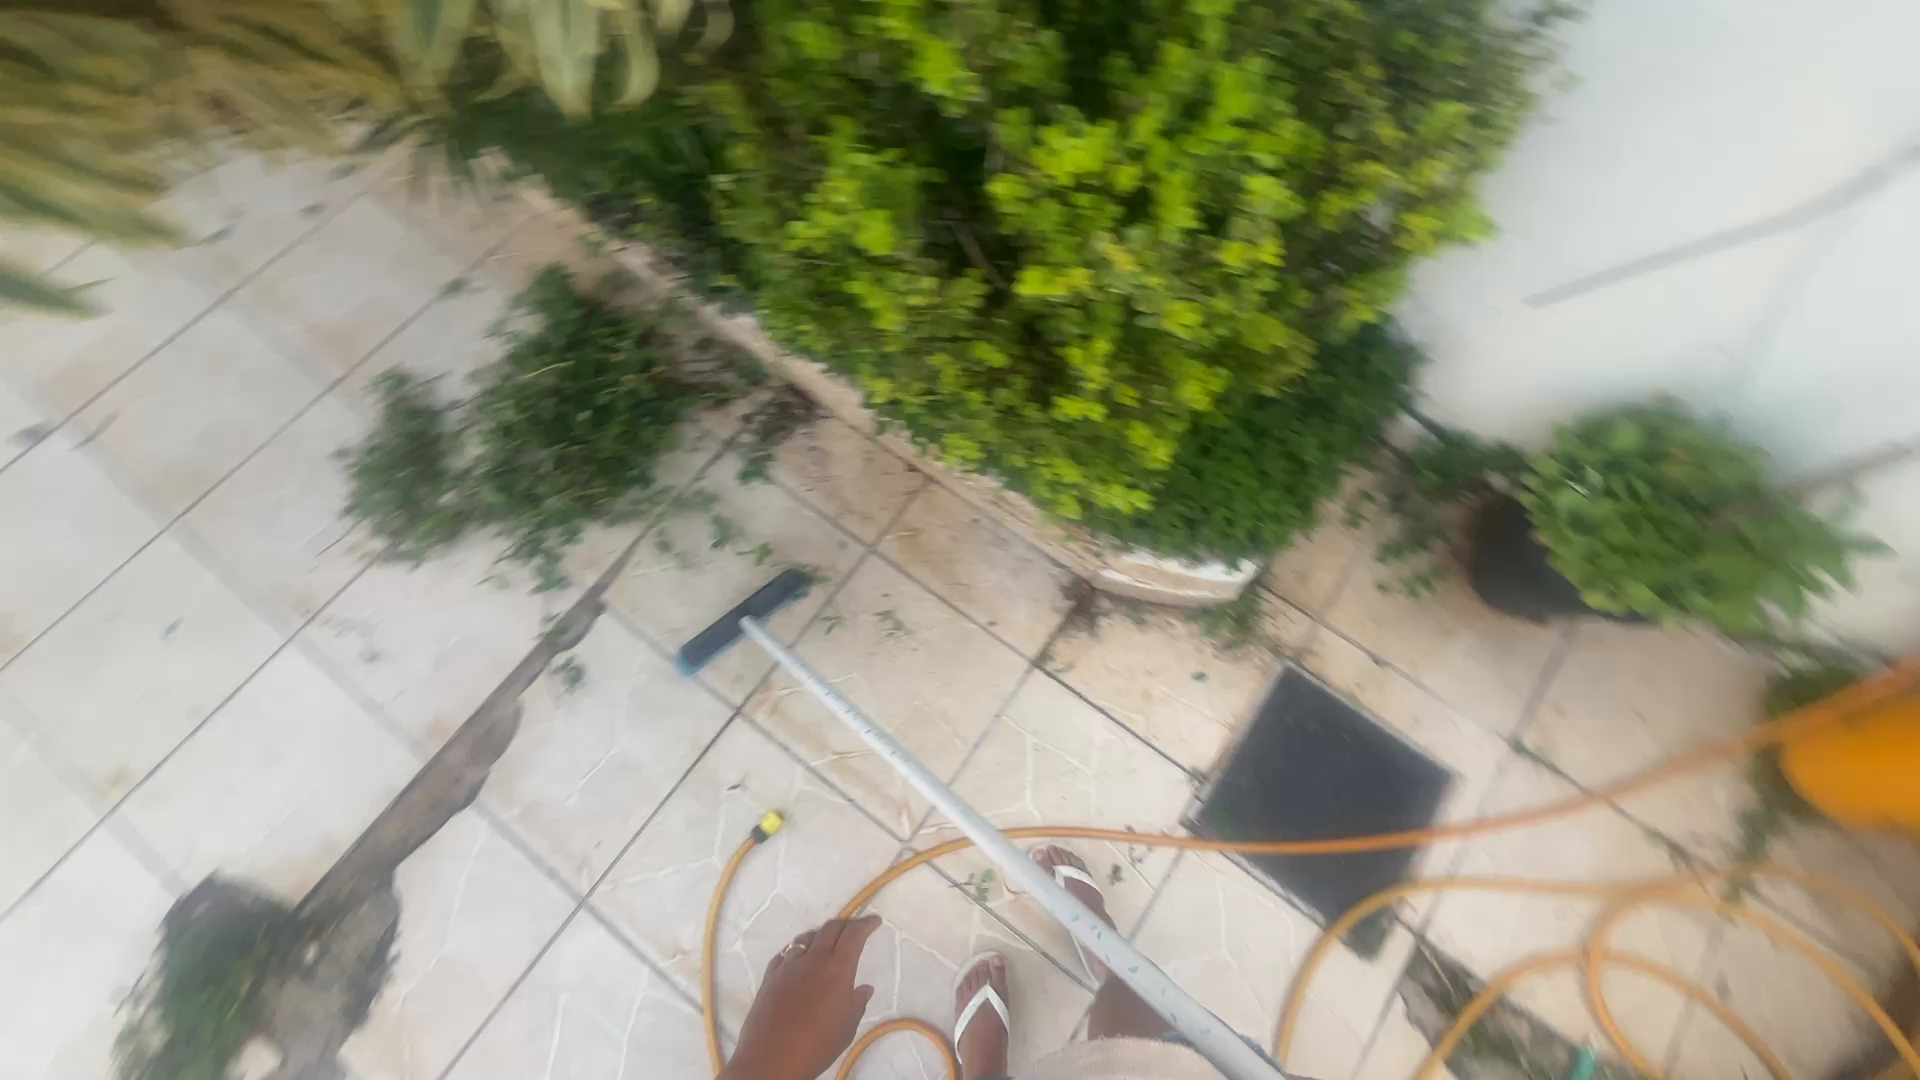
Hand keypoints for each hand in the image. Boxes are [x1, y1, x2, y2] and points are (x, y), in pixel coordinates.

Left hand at [721, 915, 883, 1079]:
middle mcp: (814, 959)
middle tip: (853, 929)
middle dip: (845, 924)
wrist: (770, 1061)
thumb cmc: (815, 1047)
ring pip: (806, 937)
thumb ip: (857, 1004)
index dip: (866, 923)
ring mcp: (789, 965)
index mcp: (837, 969)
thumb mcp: (846, 1030)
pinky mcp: (770, 976)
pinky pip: (785, 954)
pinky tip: (797, 962)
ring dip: (819, 936)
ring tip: (824, 945)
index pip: (854, 934)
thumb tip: (864, 988)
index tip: (874, 921)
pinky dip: (796, 952)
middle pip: (830, 928)